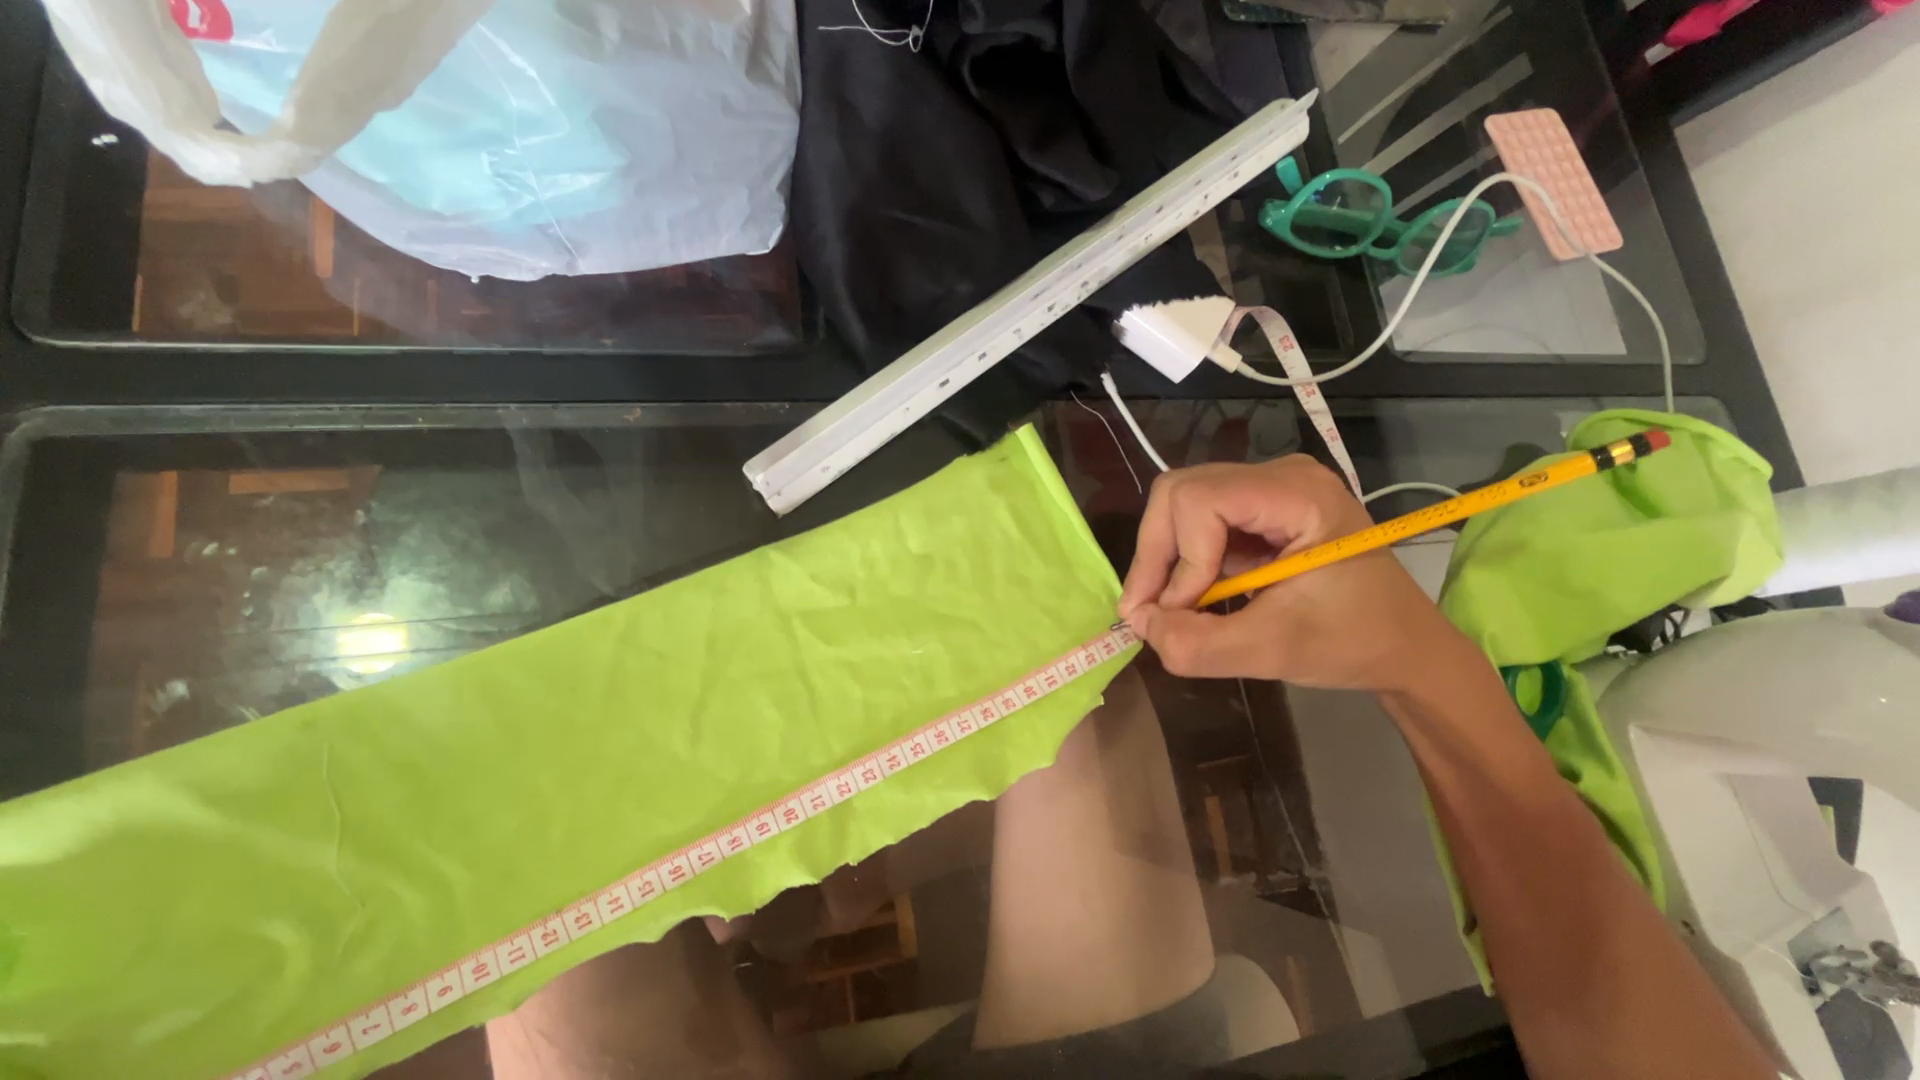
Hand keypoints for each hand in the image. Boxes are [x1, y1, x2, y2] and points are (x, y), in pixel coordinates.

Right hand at [1117, 456, 1473, 690]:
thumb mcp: (1272, 651)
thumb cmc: (1352, 642)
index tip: (1178, 612)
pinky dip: (1185, 562)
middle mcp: (1280, 475)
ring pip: (1182, 504)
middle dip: (1159, 555)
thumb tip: (1141, 625)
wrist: (1404, 646)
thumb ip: (1197, 644)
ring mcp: (1270, 487)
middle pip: (1181, 493)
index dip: (1177, 557)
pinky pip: (1199, 521)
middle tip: (1150, 611)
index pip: (1199, 499)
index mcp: (1298, 495)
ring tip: (1173, 608)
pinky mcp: (1261, 508)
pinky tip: (1196, 597)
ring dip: (1168, 560)